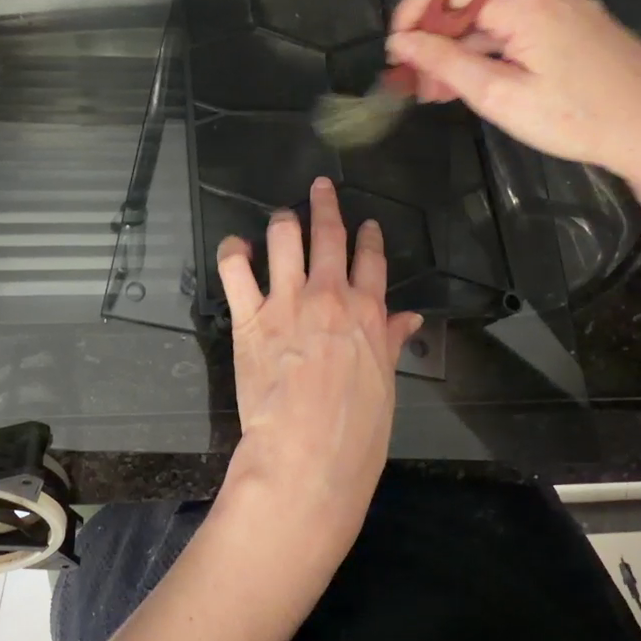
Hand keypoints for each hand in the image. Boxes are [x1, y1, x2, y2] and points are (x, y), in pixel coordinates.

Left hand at [215, 177, 423, 520]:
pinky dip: (234, 251)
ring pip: (284, 238)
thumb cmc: (356, 432)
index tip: (367, 223)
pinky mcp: (250, 316)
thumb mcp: (385, 385)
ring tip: (281, 216)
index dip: (369, 237)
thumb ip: (389, 342)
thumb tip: (406, 317)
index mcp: (368, 312)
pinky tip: (236, 246)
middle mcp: (329, 295)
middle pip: (329, 235)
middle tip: (320, 186)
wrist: (307, 454)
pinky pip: (236, 270)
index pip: (371, 260)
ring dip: (283, 221)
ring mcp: (287, 301)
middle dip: (325, 205)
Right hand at [386, 0, 640, 193]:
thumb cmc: (579, 118)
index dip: (408, 16)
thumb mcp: (500, 96)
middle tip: (412, 82)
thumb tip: (400, 43)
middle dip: (429, 33)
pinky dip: (484, 42)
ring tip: (436, 91)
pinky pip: (510, 15)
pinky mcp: (567, 8)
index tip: (396, 58)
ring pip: (483, 6)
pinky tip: (471, 78)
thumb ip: (444, 63)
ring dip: (454, 42)